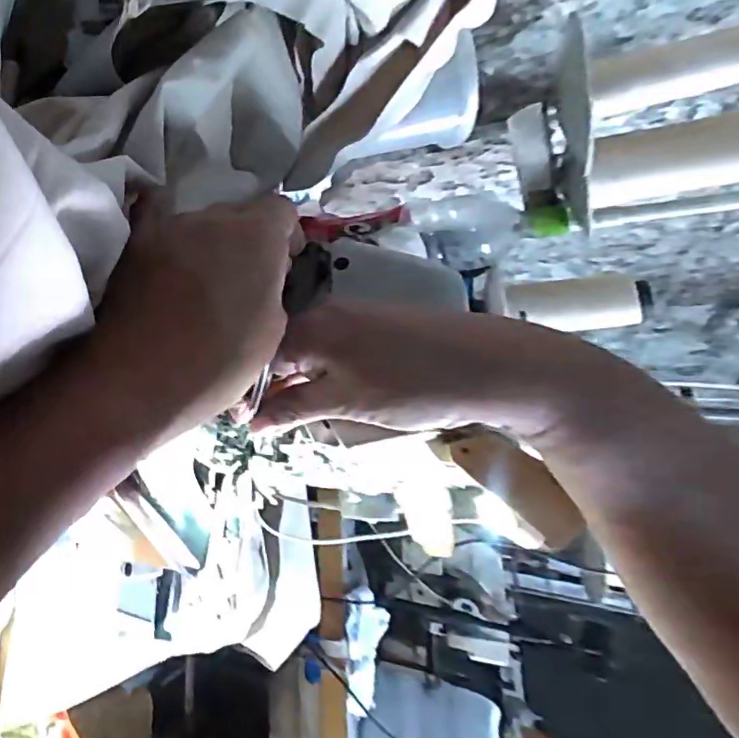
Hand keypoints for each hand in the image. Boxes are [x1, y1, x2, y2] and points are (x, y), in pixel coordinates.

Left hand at [76, 193, 301, 445]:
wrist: (139, 376)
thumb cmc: (215, 362)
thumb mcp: (270, 328)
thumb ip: (269, 284)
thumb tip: (259, 275)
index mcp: (254, 235)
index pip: (278, 211)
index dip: (284, 236)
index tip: (281, 263)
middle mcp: (209, 219)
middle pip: (234, 215)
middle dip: (242, 240)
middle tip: (237, 279)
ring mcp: (165, 227)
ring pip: (194, 222)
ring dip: (202, 242)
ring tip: (195, 279)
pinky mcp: (132, 243)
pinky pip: (149, 217)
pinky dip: (160, 228)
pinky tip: (161, 247)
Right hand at [250, 301, 664, 444]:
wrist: (504, 366)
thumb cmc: (416, 386)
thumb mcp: (347, 403)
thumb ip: (293, 408)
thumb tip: (251, 424)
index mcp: (308, 327)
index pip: (253, 357)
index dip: (241, 390)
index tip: (235, 420)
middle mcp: (321, 313)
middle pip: (274, 349)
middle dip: (263, 384)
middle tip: (260, 420)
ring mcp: (348, 315)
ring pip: (301, 349)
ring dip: (290, 379)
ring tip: (289, 411)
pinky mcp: (372, 323)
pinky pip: (326, 346)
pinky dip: (317, 370)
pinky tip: (324, 392)